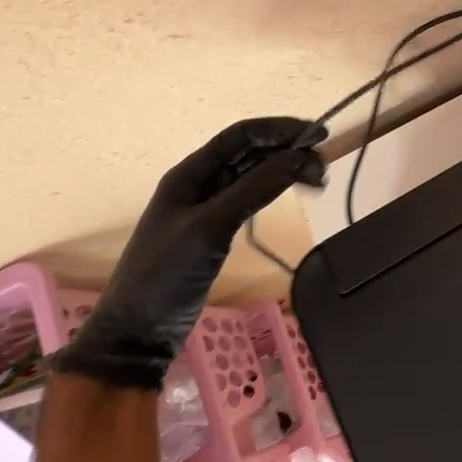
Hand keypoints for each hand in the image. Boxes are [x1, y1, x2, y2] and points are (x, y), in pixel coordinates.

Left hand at [51, 117, 326, 388]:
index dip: (280, 129)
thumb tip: (300, 156)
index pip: (241, 136)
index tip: (318, 135)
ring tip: (318, 181)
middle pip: (252, 152)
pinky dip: (279, 189)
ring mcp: (210, 205)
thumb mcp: (211, 227)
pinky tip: (298, 192)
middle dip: (288, 150)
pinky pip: (255, 194)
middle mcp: (201, 182)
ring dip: (288, 169)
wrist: (138, 331)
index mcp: (189, 173)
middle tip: (323, 165)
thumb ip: (255, 188)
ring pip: (256, 173)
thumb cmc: (166, 274)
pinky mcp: (220, 227)